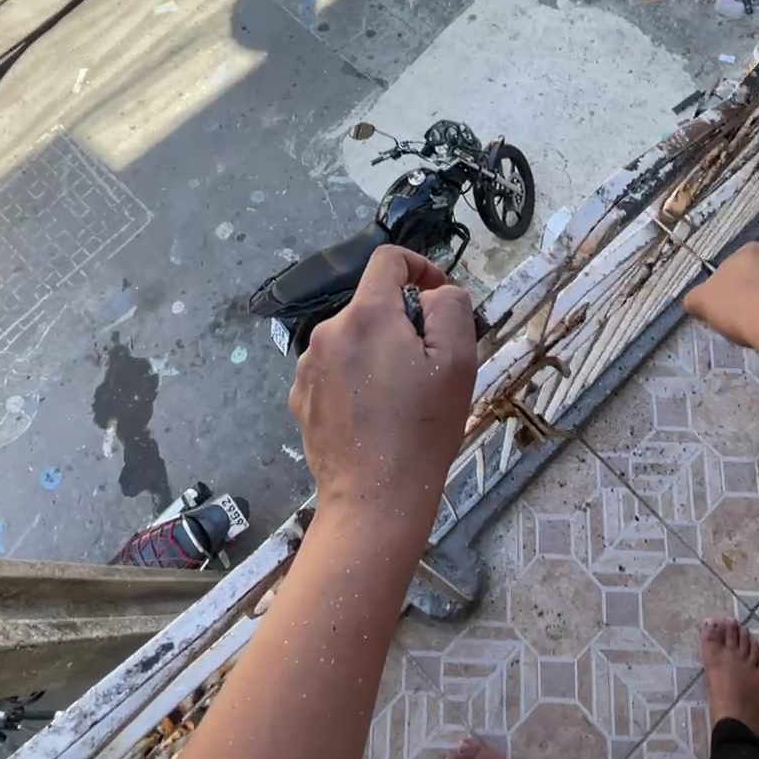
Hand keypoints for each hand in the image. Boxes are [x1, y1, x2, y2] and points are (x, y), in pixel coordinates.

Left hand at [290, 246, 477, 521]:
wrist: (374, 498)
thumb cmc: (422, 429)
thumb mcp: (458, 361)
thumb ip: (450, 307)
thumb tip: (433, 293)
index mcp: (366, 315)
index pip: (387, 260)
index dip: (419, 266)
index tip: (437, 294)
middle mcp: (327, 331)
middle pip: (372, 305)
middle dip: (403, 323)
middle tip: (429, 366)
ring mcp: (307, 367)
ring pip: (354, 338)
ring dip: (378, 352)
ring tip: (400, 397)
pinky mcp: (300, 397)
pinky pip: (335, 369)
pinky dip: (356, 377)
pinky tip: (373, 415)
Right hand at [684, 243, 758, 351]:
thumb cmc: (739, 307)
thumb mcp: (701, 302)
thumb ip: (694, 299)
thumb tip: (693, 302)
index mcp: (750, 250)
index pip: (728, 269)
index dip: (721, 292)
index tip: (720, 311)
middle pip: (754, 281)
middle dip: (746, 298)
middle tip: (738, 322)